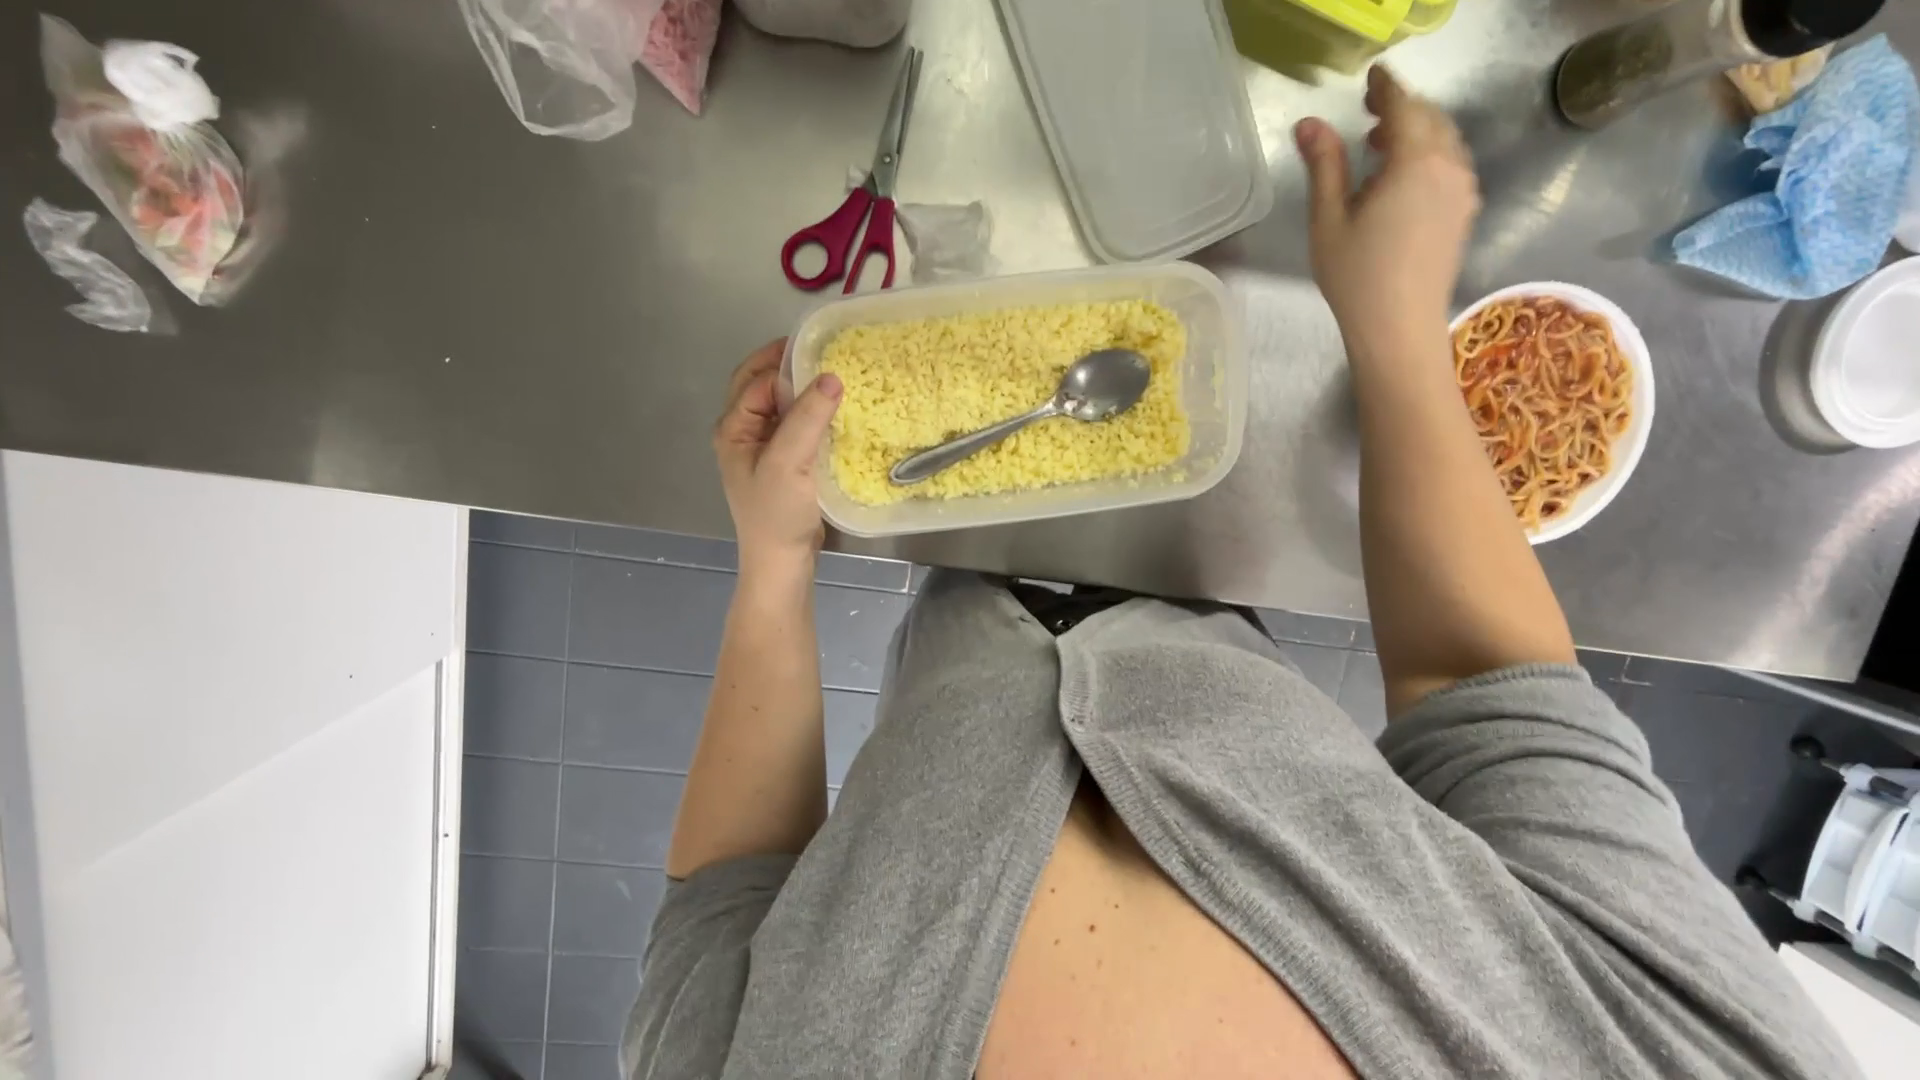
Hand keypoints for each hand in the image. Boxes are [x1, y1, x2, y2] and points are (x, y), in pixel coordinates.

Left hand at [712, 339, 842, 572]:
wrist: (783, 562)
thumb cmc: (777, 514)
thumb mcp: (789, 462)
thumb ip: (807, 417)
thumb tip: (831, 377)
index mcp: (733, 429)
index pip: (756, 380)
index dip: (784, 361)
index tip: (819, 348)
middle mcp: (744, 434)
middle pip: (764, 387)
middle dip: (790, 368)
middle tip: (827, 354)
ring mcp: (765, 450)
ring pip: (783, 406)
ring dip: (804, 391)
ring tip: (837, 377)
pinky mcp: (786, 465)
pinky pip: (798, 427)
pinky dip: (814, 414)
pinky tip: (837, 413)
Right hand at [1294, 66, 1479, 349]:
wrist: (1399, 327)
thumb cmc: (1356, 277)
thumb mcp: (1328, 220)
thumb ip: (1324, 166)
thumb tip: (1309, 124)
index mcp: (1414, 162)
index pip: (1403, 106)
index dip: (1386, 88)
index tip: (1372, 76)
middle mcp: (1448, 166)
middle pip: (1429, 119)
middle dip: (1401, 108)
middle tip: (1369, 111)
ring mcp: (1462, 190)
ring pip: (1444, 142)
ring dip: (1415, 133)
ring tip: (1380, 146)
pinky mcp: (1463, 213)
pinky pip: (1450, 166)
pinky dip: (1427, 156)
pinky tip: (1400, 178)